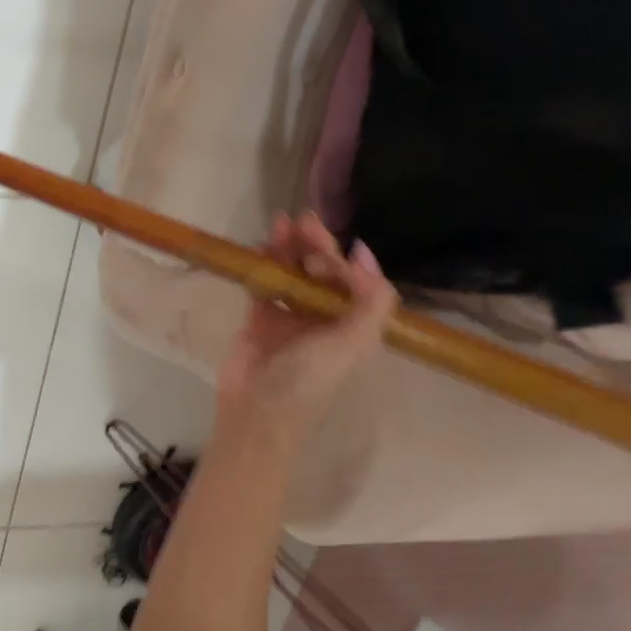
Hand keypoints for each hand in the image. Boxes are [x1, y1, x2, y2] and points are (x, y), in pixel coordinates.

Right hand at [216, 212, 397, 437]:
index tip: (324, 239)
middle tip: (299, 219)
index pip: (352, 279)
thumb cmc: (310, 378)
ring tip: (277, 226)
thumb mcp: (355, 341)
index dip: (341, 257)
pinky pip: (263, 288)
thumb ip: (372, 297)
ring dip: (286, 251)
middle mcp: (324, 318)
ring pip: (291, 276)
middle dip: (313, 245)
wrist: (259, 411)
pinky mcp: (258, 322)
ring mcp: (290, 319)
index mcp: (354, 323)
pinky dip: (262, 269)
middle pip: (321, 273)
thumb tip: (362, 252)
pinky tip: (259, 251)